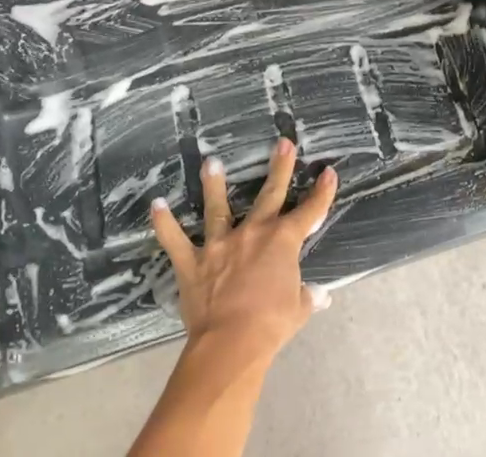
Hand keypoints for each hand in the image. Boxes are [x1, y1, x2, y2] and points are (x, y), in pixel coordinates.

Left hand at [150, 138, 338, 363]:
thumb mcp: (298, 310)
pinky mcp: (192, 262)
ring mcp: (220, 245)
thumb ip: (307, 296)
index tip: (329, 173)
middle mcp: (253, 234)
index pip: (310, 212)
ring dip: (214, 184)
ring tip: (211, 162)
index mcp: (283, 242)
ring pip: (217, 208)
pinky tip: (156, 205)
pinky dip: (164, 224)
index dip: (322, 193)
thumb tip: (320, 295)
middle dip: (280, 167)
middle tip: (283, 142)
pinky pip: (175, 240)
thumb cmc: (271, 325)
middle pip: (269, 195)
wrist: (231, 342)